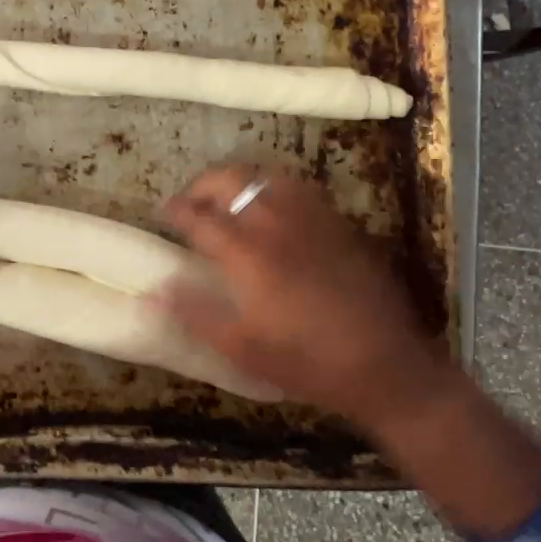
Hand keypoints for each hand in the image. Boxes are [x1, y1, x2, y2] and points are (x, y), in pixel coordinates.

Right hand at [161, 166, 450, 429]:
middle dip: (202, 185)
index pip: (199, 217)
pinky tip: (273, 209)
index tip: (163, 213)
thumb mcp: (242, 349)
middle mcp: (275, 223)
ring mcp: (310, 218)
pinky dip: (273, 188)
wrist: (387, 365)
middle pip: (229, 181)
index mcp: (246, 252)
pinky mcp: (337, 223)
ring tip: (228, 199)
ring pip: (264, 176)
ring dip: (238, 181)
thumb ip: (194, 313)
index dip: (176, 211)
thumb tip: (154, 290)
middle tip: (191, 202)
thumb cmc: (307, 362)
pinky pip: (298, 188)